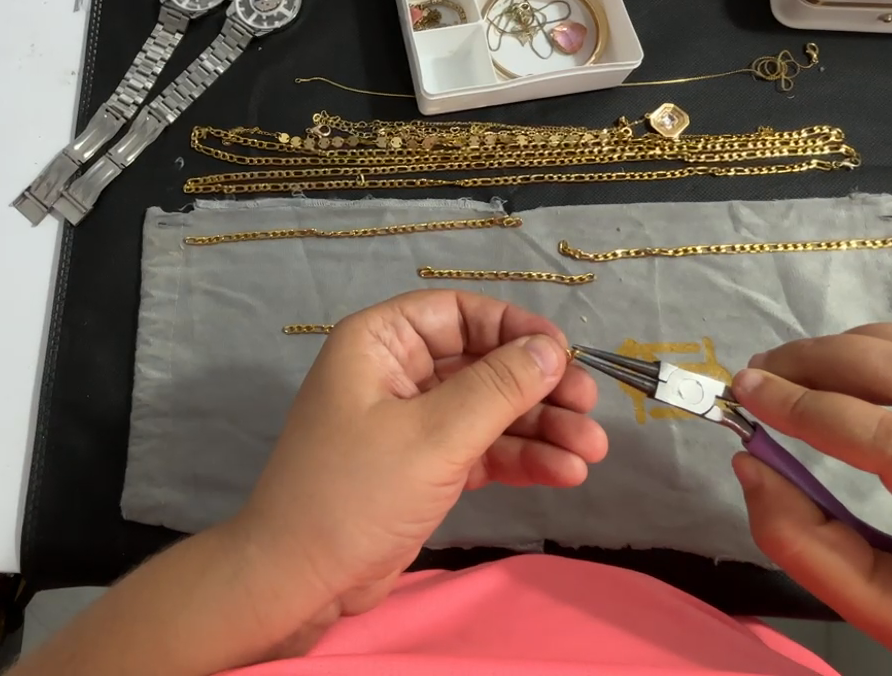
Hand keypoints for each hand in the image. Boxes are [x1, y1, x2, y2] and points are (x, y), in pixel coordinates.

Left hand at [231, 289, 605, 641]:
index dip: (512, 328)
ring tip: (591, 453)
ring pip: (485, 407)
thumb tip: (551, 349)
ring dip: (537, 427)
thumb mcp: (433, 436)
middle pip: (478, 361)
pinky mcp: (422, 464)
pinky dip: (517, 458)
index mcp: (380, 341)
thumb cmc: (356, 491)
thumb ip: (496, 389)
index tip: (565, 354)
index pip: (456, 313)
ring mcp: (410, 419)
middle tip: (590, 411)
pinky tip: (563, 473)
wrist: (300, 578)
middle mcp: (395, 370)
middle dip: (535, 386)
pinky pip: (478, 447)